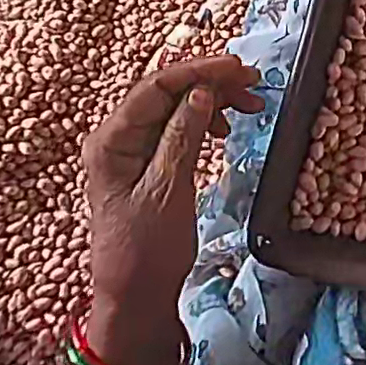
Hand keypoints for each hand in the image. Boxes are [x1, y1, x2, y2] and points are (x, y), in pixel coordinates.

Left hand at [81, 56, 263, 364]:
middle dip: (210, 82)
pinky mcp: (152, 161)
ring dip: (214, 99)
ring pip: (178, 106)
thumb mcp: (167, 192)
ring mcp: (136, 148)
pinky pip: (181, 127)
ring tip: (250, 104)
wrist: (137, 297)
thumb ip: (182, 138)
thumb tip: (202, 92)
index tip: (237, 67)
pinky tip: (226, 127)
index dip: (198, 71)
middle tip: (253, 82)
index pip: (155, 87)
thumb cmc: (146, 250)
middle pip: (167, 92)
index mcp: (112, 140)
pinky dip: (207, 121)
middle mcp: (120, 136)